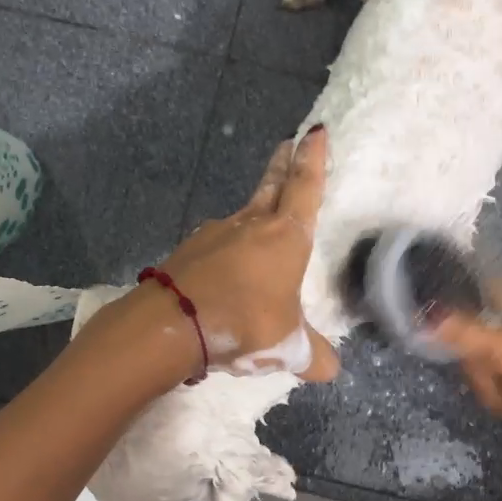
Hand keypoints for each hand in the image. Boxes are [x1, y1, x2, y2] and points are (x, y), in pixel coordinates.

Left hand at [156, 128, 338, 380]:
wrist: (172, 322)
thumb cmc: (245, 322)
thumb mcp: (289, 346)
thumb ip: (313, 356)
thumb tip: (329, 369)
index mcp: (285, 236)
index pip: (304, 187)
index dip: (313, 159)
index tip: (315, 131)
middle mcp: (252, 225)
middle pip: (271, 186)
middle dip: (282, 164)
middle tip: (287, 144)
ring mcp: (216, 234)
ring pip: (242, 216)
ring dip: (254, 213)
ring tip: (261, 226)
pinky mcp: (189, 251)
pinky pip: (217, 245)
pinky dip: (227, 250)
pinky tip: (226, 271)